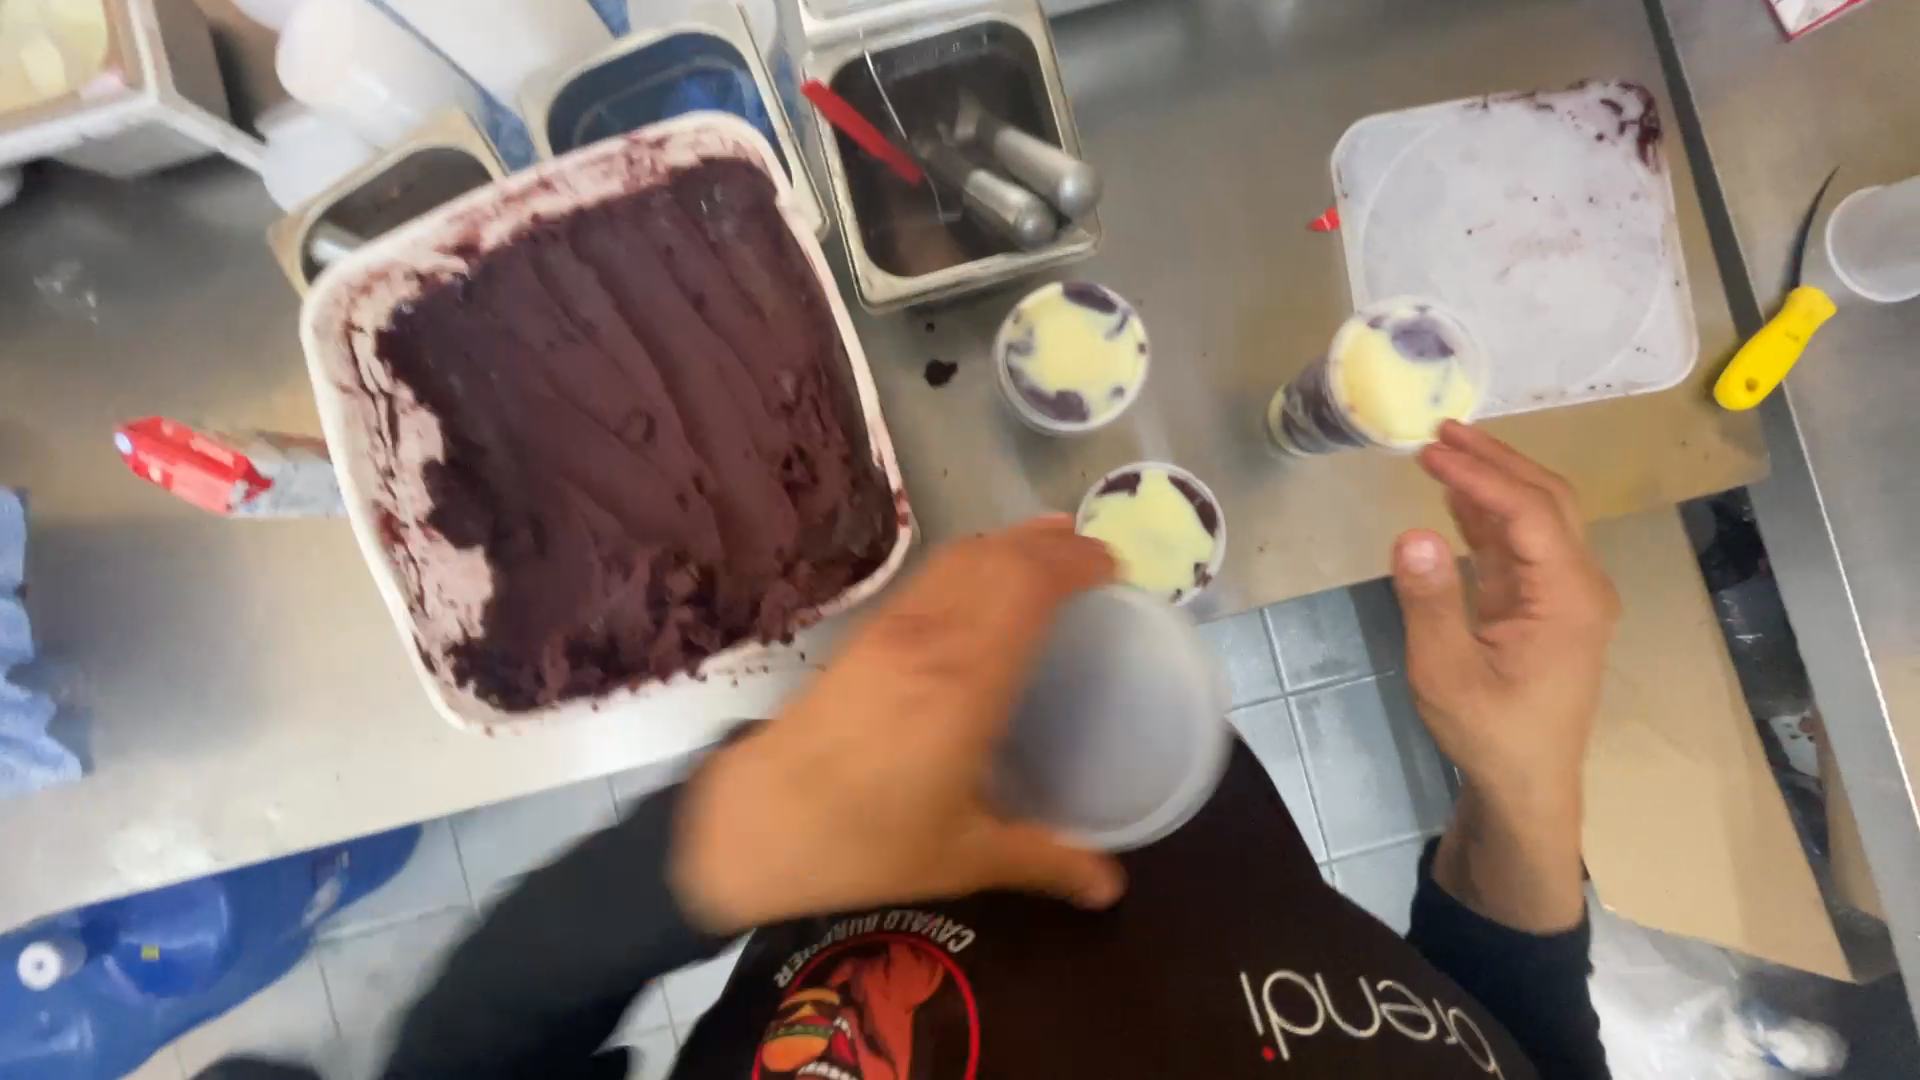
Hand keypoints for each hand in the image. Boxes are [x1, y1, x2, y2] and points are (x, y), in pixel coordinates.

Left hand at [670, 518, 1126, 934]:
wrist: (760, 821)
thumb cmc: (866, 840)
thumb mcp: (964, 857)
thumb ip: (1045, 860)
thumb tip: (1112, 888)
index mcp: (966, 680)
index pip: (1028, 586)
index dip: (1074, 562)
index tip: (1113, 565)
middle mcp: (932, 635)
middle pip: (999, 557)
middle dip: (1052, 543)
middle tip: (1094, 554)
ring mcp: (894, 626)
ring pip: (962, 555)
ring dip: (1011, 542)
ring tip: (1049, 546)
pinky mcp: (867, 631)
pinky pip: (932, 574)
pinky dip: (972, 559)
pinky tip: (984, 579)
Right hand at [1390, 422, 1618, 930]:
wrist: (1525, 778)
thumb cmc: (1486, 728)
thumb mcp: (1444, 670)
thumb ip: (1430, 600)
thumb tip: (1410, 533)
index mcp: (1567, 598)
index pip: (1529, 515)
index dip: (1480, 477)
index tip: (1429, 451)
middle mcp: (1578, 584)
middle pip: (1548, 500)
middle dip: (1496, 461)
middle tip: (1440, 431)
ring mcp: (1563, 592)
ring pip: (1539, 514)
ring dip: (1495, 478)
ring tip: (1445, 447)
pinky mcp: (1543, 601)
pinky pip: (1520, 541)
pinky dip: (1487, 509)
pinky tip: (1454, 494)